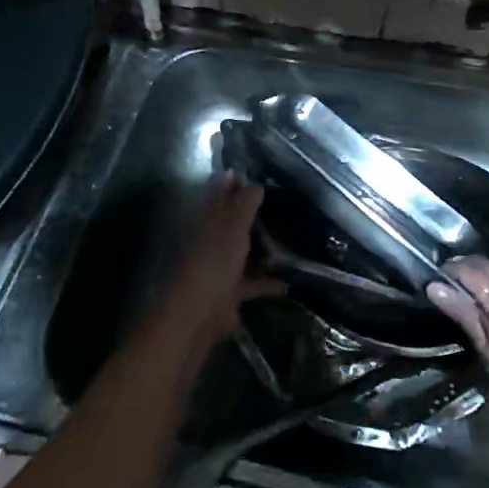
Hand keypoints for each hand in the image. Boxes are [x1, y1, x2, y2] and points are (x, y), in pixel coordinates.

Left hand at [158, 172, 281, 349]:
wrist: (197, 316)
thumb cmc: (213, 264)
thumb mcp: (232, 227)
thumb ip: (243, 203)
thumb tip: (254, 181)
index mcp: (207, 220)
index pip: (219, 192)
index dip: (235, 181)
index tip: (259, 172)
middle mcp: (211, 240)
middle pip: (233, 221)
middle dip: (253, 214)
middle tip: (284, 203)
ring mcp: (219, 267)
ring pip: (244, 251)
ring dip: (263, 247)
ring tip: (291, 238)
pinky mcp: (230, 293)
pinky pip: (253, 283)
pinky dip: (268, 282)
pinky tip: (289, 283)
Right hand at [426, 257, 488, 412]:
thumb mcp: (483, 342)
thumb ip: (460, 310)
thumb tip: (434, 287)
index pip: (465, 269)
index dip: (447, 271)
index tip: (434, 281)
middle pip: (481, 262)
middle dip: (461, 267)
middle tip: (445, 283)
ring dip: (478, 268)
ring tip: (464, 284)